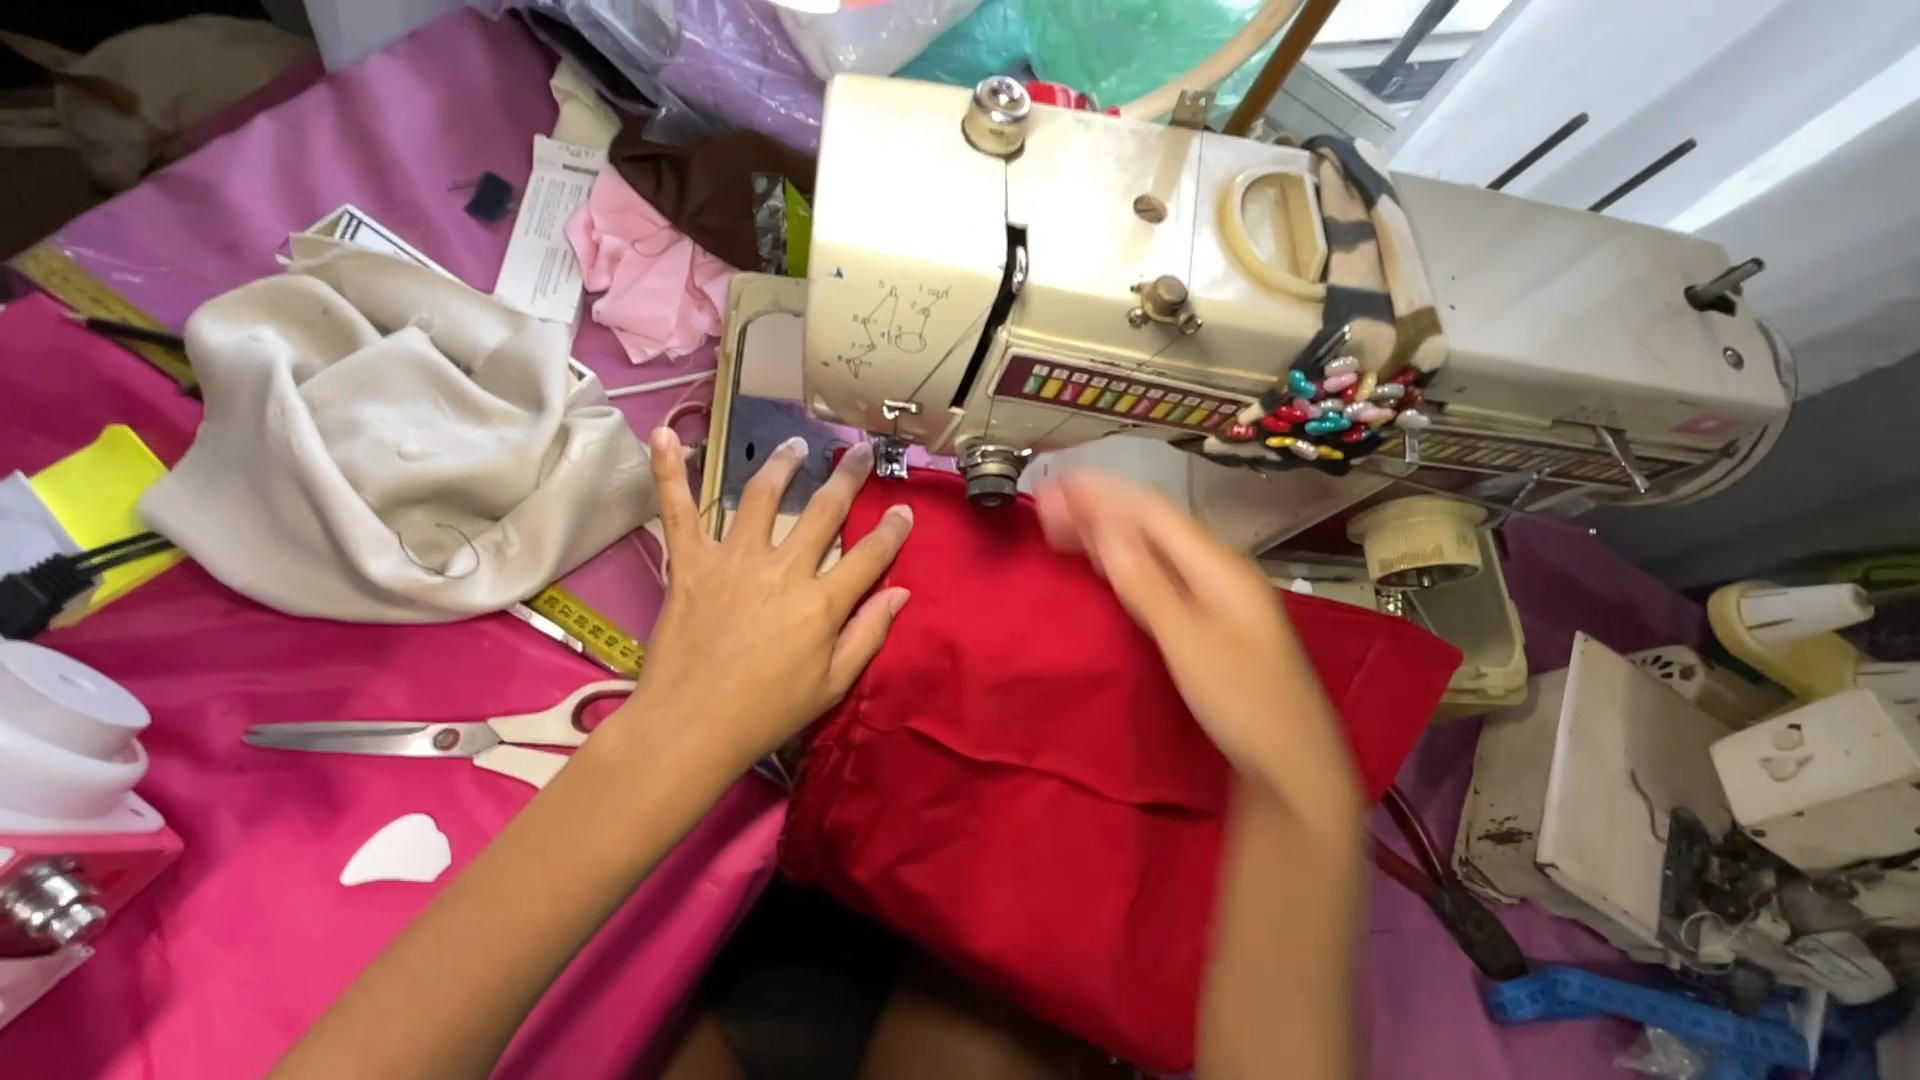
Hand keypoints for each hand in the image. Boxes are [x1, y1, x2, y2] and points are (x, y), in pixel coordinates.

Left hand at [618, 428, 912, 774]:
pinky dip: (669, 471)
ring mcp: (733, 561)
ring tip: (796, 446)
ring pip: (763, 496)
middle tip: (859, 453)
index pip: (870, 555)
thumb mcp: (832, 685)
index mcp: (821, 604)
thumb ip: (868, 634)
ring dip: (783, 464)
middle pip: (824, 511)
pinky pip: (679, 510)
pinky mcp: (689, 563)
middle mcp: (782, 570)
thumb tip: (900, 593)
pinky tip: (663, 434)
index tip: (904, 509)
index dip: (892, 530)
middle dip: (848, 478)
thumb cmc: (767, 713)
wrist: (690, 727)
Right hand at [1033, 471, 1358, 809]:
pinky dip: (1124, 563)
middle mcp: (1218, 571)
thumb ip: (1147, 584)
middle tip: (1046, 507)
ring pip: (1154, 549)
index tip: (1054, 486)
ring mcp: (1216, 596)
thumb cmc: (1244, 704)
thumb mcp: (1190, 644)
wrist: (1294, 764)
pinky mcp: (1208, 621)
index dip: (1102, 494)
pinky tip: (1104, 564)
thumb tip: (1104, 528)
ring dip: (1109, 534)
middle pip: (1152, 526)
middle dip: (1099, 510)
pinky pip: (1159, 575)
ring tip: (1061, 526)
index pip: (1151, 513)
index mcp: (1219, 567)